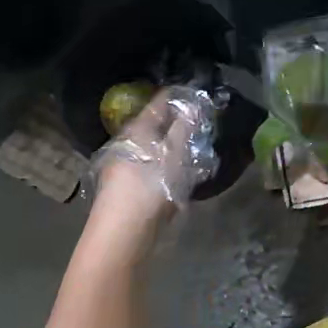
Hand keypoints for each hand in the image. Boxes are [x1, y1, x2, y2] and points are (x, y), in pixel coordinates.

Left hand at [91, 86, 218, 219]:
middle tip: (204, 123)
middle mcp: (127, 141)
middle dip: (179, 121)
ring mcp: (124, 163)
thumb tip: (194, 104)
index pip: (161, 101)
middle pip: (156, 124)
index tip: (202, 95)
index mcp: (138, 128)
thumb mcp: (175, 155)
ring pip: (154, 146)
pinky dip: (167, 163)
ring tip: (197, 148)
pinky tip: (181, 173)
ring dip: (174, 144)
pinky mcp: (126, 185)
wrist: (123, 232)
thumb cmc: (152, 187)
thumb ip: (186, 128)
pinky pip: (152, 164)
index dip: (181, 96)